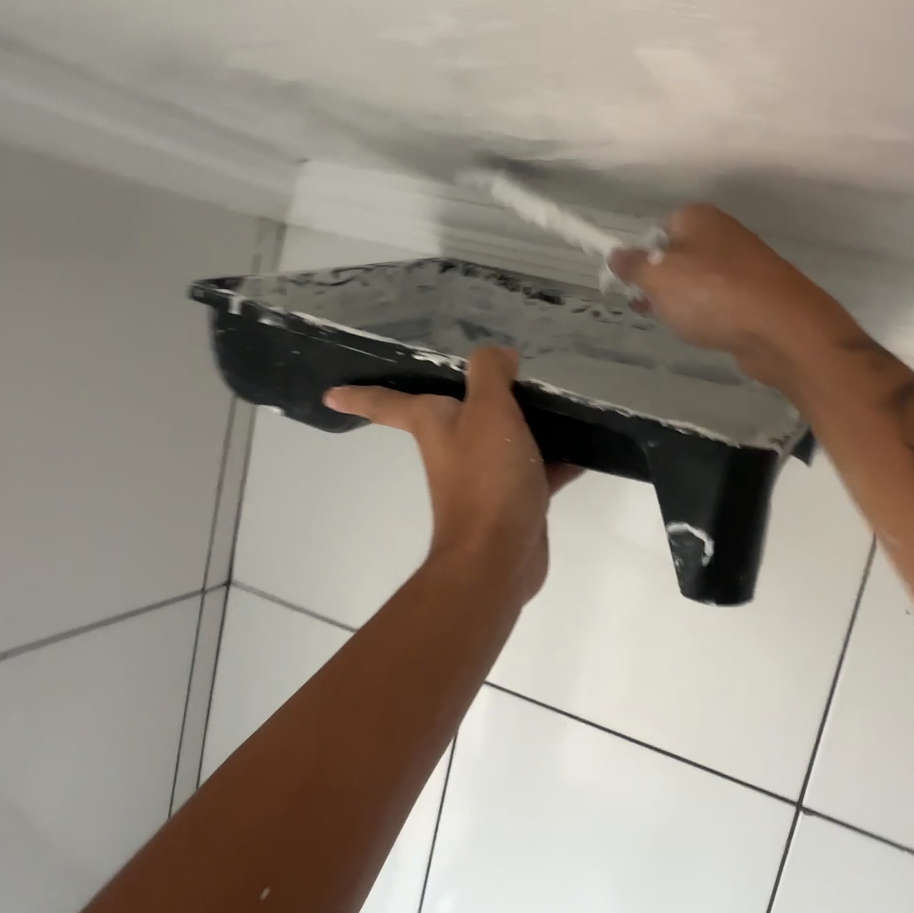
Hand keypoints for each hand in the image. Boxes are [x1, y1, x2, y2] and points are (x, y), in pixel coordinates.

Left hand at [324, 347, 582, 607]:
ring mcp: (483, 476)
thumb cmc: (486, 480)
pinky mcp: (513, 500)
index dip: (359, 395)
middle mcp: (454, 448)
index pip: (388, 403)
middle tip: (495, 368)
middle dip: (470, 394)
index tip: (329, 394)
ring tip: (554, 395)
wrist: (499, 557)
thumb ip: (490, 374)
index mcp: (434, 425)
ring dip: (524, 421)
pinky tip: (583, 445)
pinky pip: (535, 468)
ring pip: (503, 438)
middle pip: (457, 412)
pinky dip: (555, 457)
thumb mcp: (489, 412)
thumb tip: (498, 355)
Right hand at [608, 204, 861, 388]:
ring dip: (681, 303)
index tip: (631, 282)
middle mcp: (723, 234)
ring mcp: (743, 266)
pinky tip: (704, 332)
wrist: (780, 328)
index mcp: (698, 217)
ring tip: (677, 324)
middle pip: (677, 256)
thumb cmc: (711, 294)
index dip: (641, 254)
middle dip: (659, 283)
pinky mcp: (756, 296)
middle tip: (648, 306)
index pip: (658, 227)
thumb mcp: (657, 277)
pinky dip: (707, 316)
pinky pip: (719, 302)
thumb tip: (616, 254)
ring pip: (697, 282)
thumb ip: (632, 265)